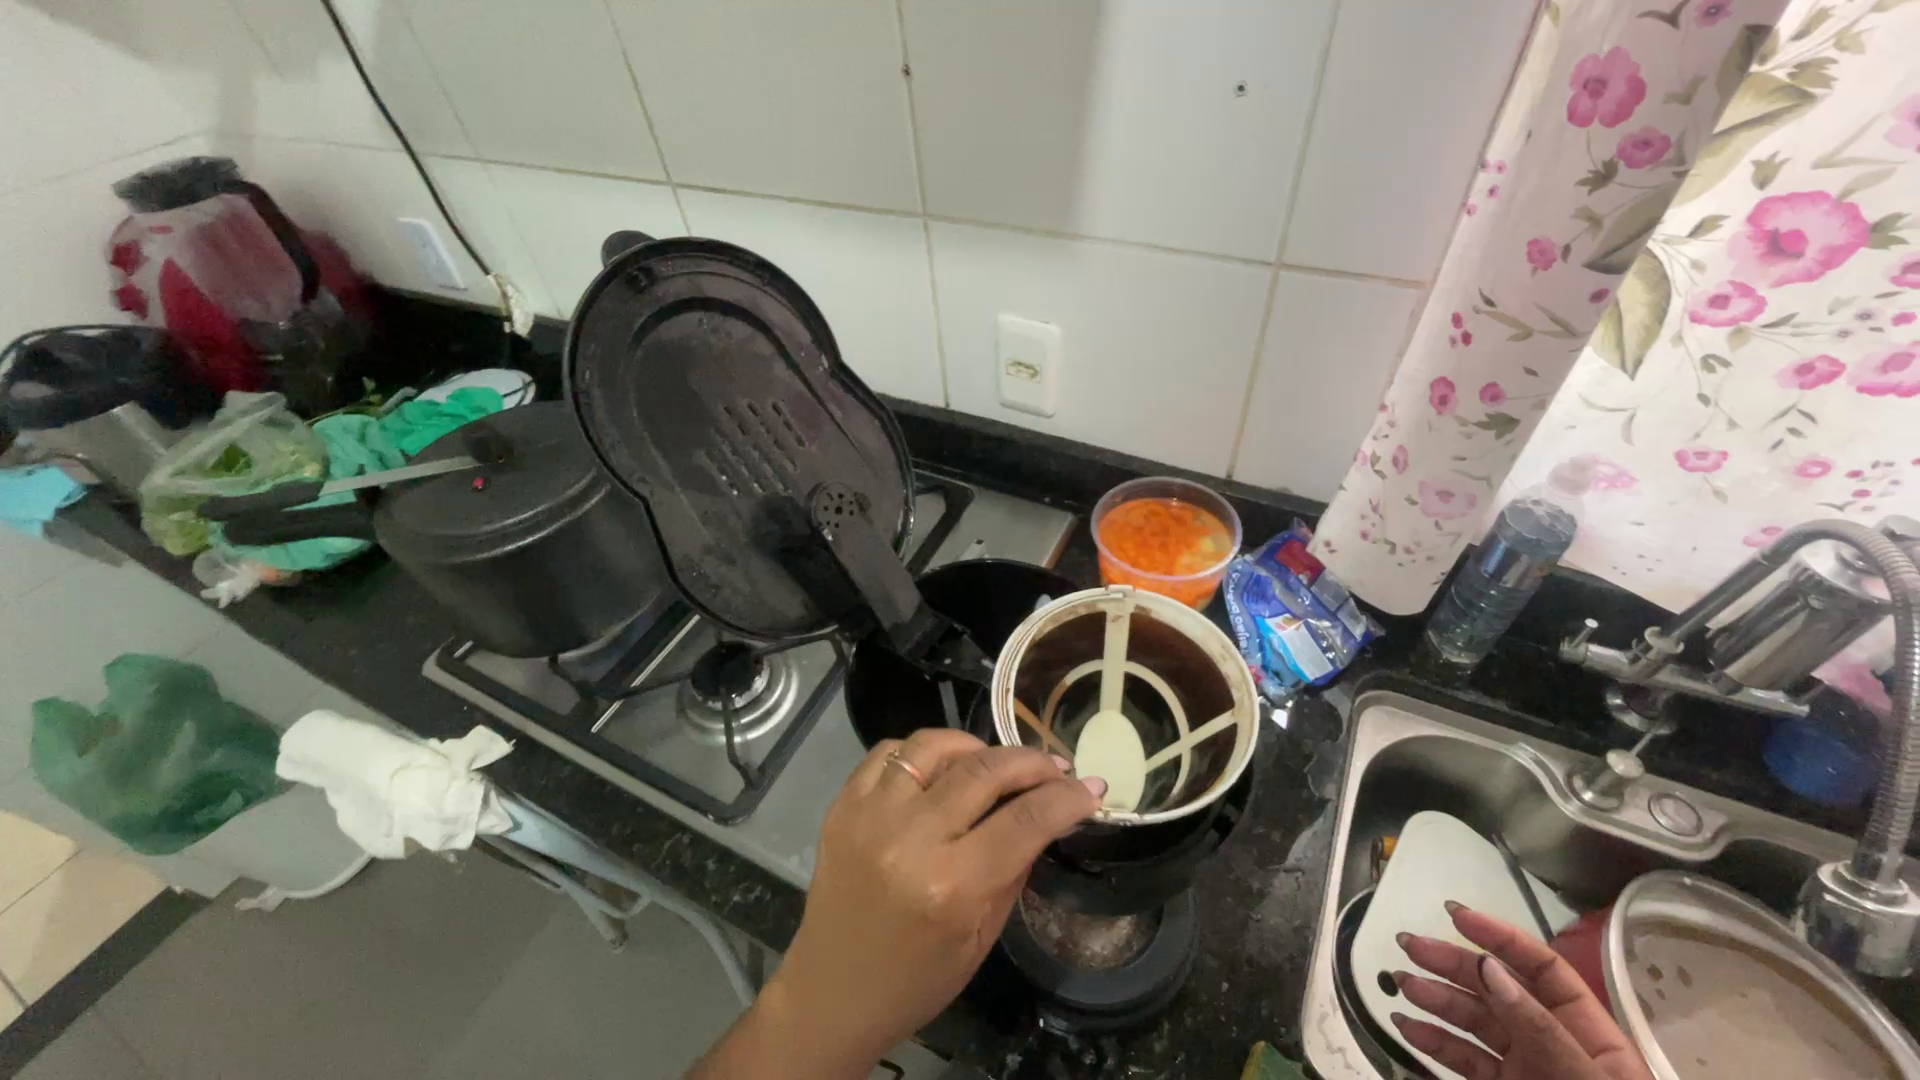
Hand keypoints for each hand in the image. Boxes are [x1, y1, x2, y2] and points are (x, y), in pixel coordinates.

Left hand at [689, 729, 1103, 1078]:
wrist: (833, 991)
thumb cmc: (916, 979)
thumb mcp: (982, 938)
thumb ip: (1015, 868)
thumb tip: (1049, 816)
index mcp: (950, 886)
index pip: (1025, 821)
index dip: (1067, 799)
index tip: (1091, 788)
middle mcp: (909, 838)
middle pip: (985, 771)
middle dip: (1032, 762)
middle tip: (1055, 767)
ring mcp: (870, 814)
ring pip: (935, 746)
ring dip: (978, 747)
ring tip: (998, 762)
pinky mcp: (844, 804)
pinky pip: (890, 751)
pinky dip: (924, 751)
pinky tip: (942, 766)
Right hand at [1390, 903, 1652, 1079]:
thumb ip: (1539, 1029)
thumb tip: (1490, 968)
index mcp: (1590, 1036)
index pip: (1544, 971)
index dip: (1500, 938)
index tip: (1455, 915)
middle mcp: (1554, 1045)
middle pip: (1498, 988)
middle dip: (1452, 963)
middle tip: (1408, 944)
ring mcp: (1527, 1071)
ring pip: (1474, 1021)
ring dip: (1435, 997)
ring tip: (1400, 982)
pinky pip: (1464, 1060)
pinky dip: (1433, 1041)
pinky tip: (1406, 1025)